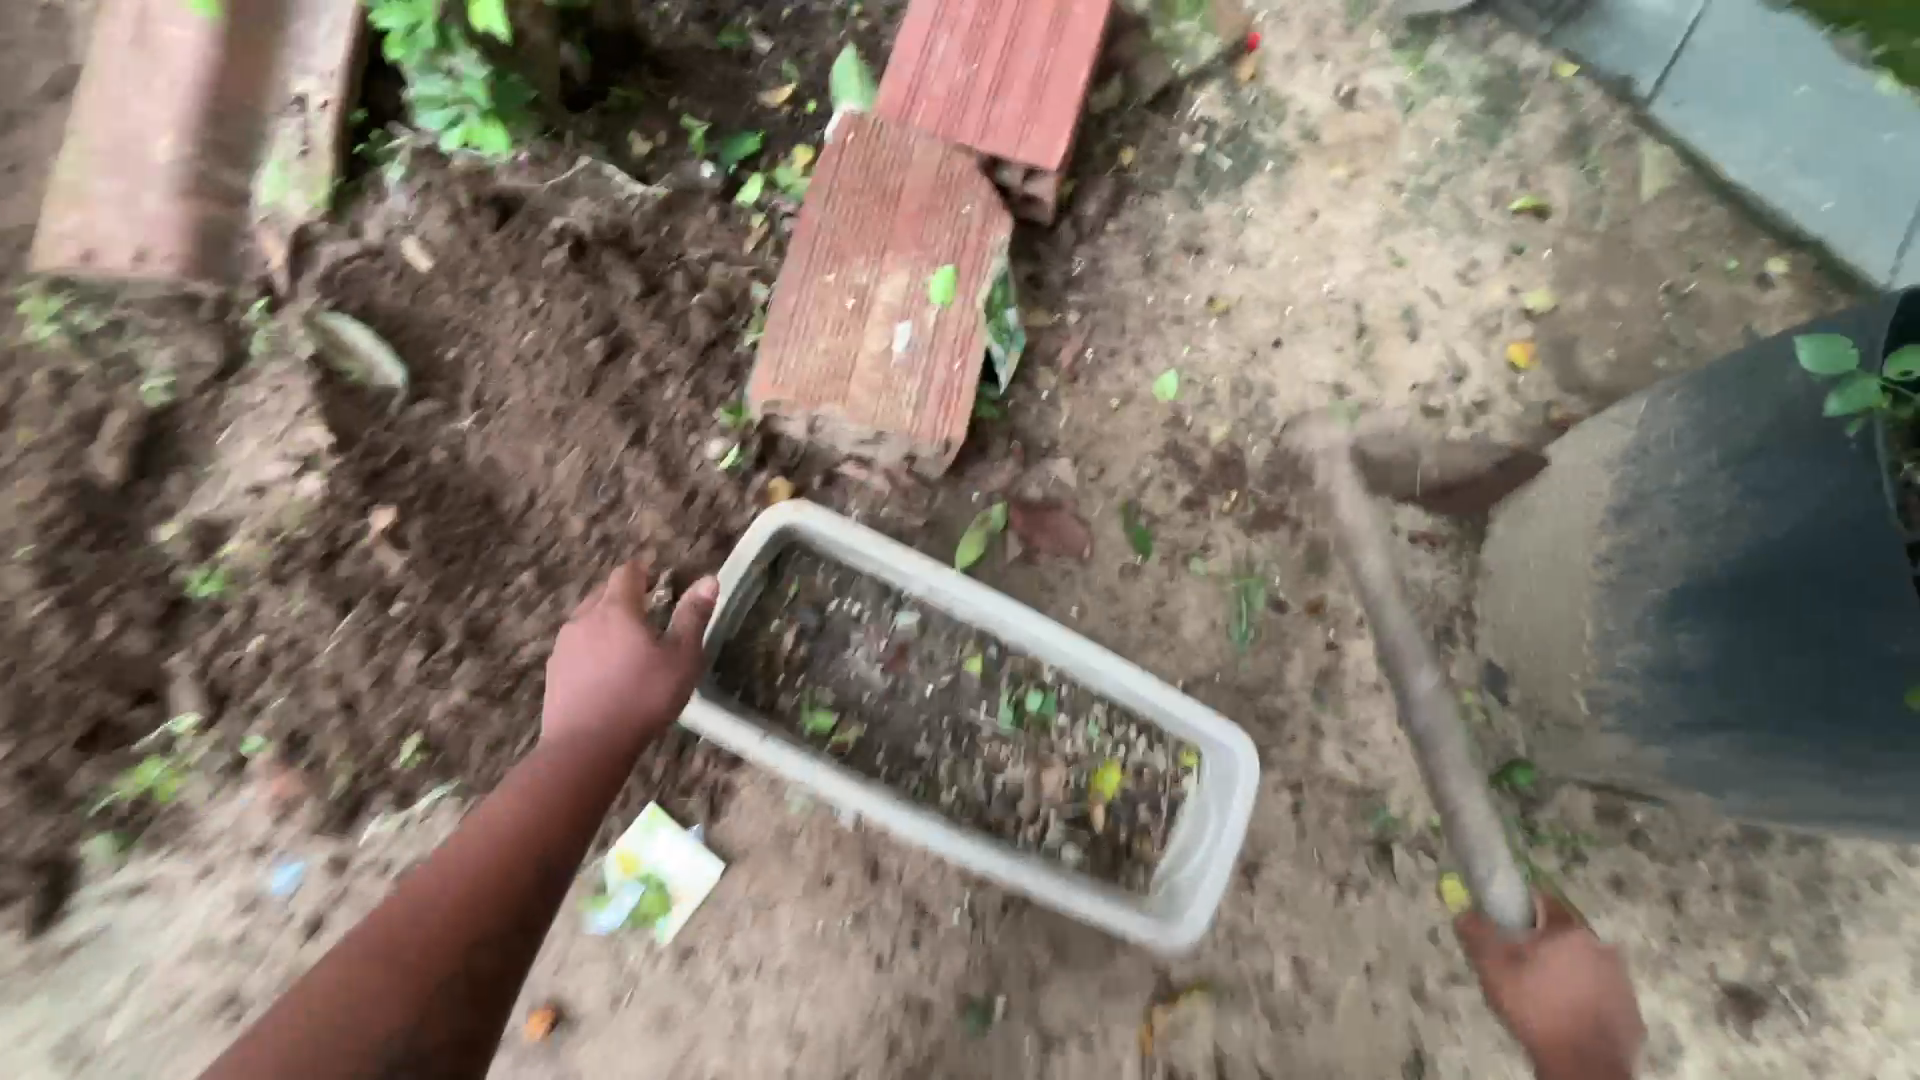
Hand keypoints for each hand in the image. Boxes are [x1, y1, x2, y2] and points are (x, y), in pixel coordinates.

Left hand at [543, 561, 718, 748]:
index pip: (626, 573)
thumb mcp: (682, 657)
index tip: (657, 577)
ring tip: (627, 641)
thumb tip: (708, 580)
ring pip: (586, 619)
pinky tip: (606, 670)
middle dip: (624, 594)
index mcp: (617, 609)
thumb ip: (694, 616)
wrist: (586, 746)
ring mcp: (564, 646)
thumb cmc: (643, 696)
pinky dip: (592, 646)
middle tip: (648, 608)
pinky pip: (576, 645)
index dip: (643, 570)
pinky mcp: (554, 672)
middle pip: (603, 593)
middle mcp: (585, 619)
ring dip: (606, 620)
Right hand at [1456, 894, 1643, 1078]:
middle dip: (1542, 941)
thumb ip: (1474, 931)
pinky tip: (1563, 1012)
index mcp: (1570, 930)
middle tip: (1518, 961)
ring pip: (1584, 962)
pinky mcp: (1631, 1013)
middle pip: (1564, 933)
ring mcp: (1622, 982)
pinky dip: (1582, 995)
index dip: (1519, 907)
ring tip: (1539, 990)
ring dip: (1564, 968)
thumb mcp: (1490, 965)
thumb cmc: (1534, 1006)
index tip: (1504, 923)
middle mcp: (1603, 948)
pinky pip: (1600, 992)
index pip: (1543, 899)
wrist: (1583, 1066)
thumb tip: (1465, 912)